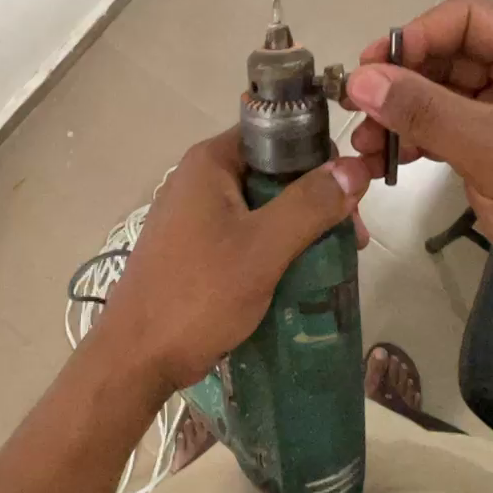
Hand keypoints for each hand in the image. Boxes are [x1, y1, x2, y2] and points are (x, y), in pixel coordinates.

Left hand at [94, 128, 374, 395]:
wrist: (136, 359)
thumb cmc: (198, 294)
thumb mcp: (263, 247)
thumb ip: (310, 204)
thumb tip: (356, 167)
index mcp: (210, 162)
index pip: (276, 133)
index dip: (319, 155)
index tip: (352, 189)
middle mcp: (200, 179)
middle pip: (274, 172)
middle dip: (316, 200)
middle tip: (354, 237)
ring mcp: (195, 215)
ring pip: (263, 206)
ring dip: (300, 228)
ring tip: (335, 260)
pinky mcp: (196, 248)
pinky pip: (247, 234)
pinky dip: (277, 247)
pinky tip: (302, 275)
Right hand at [347, 0, 492, 305]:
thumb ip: (424, 110)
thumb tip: (358, 80)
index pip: (466, 19)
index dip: (414, 37)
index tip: (368, 70)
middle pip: (448, 56)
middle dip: (400, 84)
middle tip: (356, 112)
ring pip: (440, 95)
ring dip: (400, 116)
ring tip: (365, 146)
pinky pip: (446, 128)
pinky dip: (415, 140)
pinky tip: (385, 161)